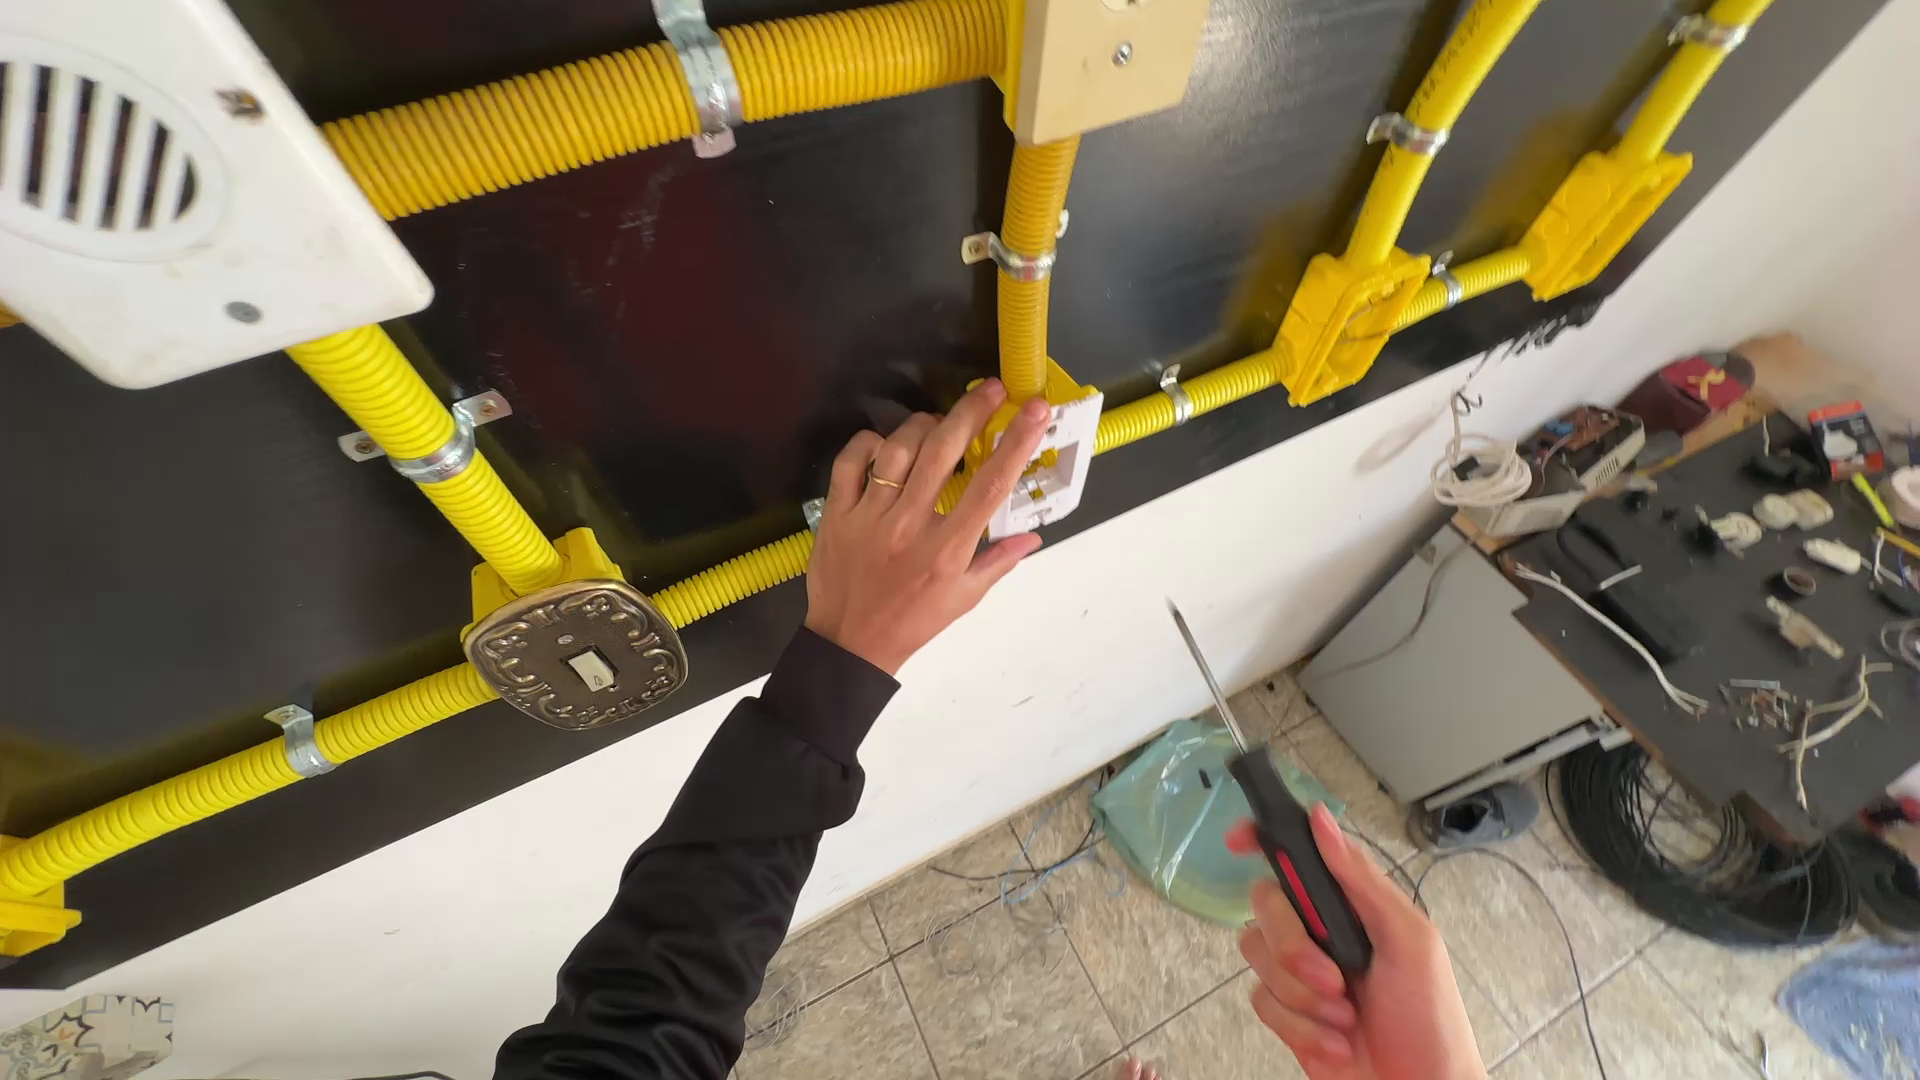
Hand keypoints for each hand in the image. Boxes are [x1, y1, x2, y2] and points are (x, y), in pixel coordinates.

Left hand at [804, 379, 1050, 674]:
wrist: (850, 644)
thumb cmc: (913, 621)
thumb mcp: (964, 598)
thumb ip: (998, 562)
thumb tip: (1033, 536)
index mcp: (948, 550)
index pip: (990, 486)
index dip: (1016, 442)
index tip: (1035, 410)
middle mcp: (910, 526)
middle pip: (943, 452)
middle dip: (972, 412)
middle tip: (992, 389)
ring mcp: (869, 517)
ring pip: (898, 449)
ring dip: (923, 425)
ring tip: (938, 422)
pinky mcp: (836, 513)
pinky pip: (850, 462)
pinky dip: (869, 442)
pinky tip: (885, 444)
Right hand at [1228, 804, 1484, 1079]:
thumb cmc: (1430, 1019)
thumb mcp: (1411, 941)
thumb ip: (1362, 879)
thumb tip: (1319, 816)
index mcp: (1343, 901)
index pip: (1292, 852)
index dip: (1259, 836)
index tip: (1237, 841)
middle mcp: (1313, 926)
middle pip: (1263, 901)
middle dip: (1292, 945)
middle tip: (1333, 979)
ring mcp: (1295, 968)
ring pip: (1255, 952)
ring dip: (1301, 994)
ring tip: (1343, 1019)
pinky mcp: (1284, 1010)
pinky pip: (1261, 1000)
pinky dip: (1300, 1028)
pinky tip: (1335, 1044)